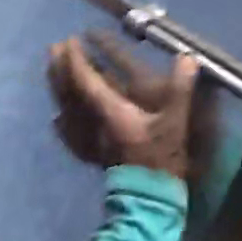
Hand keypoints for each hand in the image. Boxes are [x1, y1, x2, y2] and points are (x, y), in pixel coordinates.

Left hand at [47, 32, 198, 179]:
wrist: (148, 200)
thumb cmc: (160, 159)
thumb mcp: (174, 122)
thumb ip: (181, 89)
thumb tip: (187, 59)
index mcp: (109, 110)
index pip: (85, 79)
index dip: (77, 59)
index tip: (71, 40)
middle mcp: (92, 122)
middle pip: (68, 91)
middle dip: (60, 68)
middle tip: (54, 47)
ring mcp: (89, 139)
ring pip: (65, 108)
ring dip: (58, 87)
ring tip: (53, 71)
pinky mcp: (90, 154)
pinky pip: (68, 133)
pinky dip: (61, 120)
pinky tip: (57, 119)